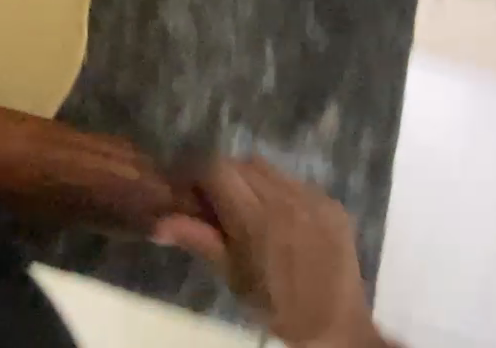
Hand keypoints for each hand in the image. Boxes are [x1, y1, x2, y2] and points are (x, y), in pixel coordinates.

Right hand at [152, 158, 385, 347]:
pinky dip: (277, 189)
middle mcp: (286, 201)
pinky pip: (292, 181)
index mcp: (256, 219)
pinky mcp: (333, 204)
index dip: (196, 174)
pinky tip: (278, 216)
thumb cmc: (275, 306)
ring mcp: (313, 200)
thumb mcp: (231, 275)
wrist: (339, 331)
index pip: (215, 168)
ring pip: (264, 167)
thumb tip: (156, 224)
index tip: (188, 191)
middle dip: (220, 176)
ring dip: (247, 178)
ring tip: (246, 207)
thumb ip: (196, 239)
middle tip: (214, 202)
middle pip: (238, 163)